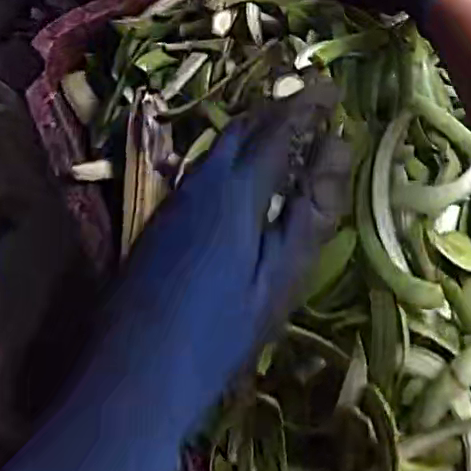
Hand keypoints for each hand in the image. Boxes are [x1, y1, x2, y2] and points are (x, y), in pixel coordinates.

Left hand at [6, 85, 349, 470]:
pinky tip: (249, 173)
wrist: (130, 381)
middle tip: (314, 105)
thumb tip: (340, 145)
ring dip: (257, 127)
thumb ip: (313, 208)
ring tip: (288, 131)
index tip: (335, 88)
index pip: (280, 128)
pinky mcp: (163, 218)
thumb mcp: (281, 275)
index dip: (309, 105)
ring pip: (222, 143)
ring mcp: (178, 198)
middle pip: (245, 125)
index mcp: (237, 188)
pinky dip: (237, 150)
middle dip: (281, 108)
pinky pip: (208, 163)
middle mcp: (204, 180)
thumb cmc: (221, 333)